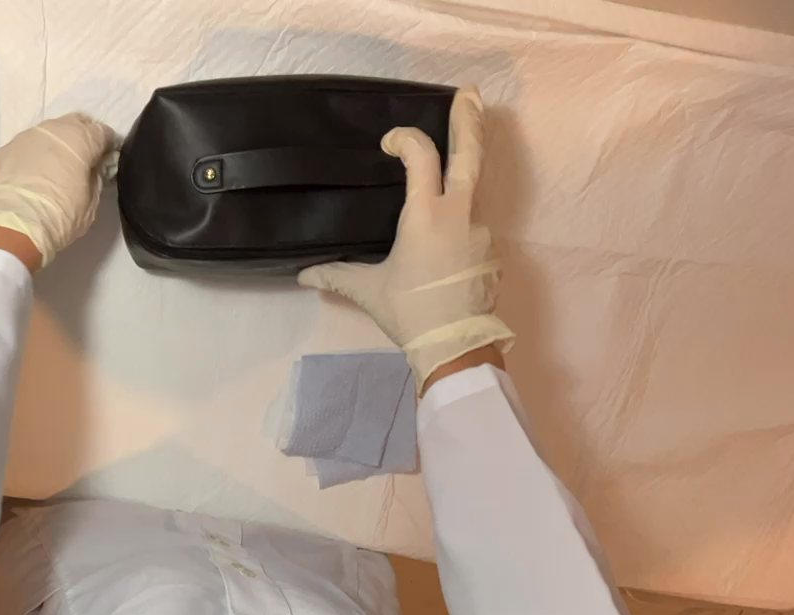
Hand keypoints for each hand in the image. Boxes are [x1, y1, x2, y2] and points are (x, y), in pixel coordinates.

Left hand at [0, 113, 117, 269]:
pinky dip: (30, 160)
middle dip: (82, 137)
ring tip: (53, 170)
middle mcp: (53, 129)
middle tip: (82, 159)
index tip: (107, 158)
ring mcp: (25, 137)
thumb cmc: (60, 216)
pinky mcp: (3, 151)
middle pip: (74, 124)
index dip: (108, 145)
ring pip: (46, 135)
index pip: (102, 132)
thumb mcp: (90, 205)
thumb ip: (94, 181)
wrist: (15, 226)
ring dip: (53, 148)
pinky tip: (30, 180)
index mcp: (80, 139)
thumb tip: (91, 172)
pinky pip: (24, 151)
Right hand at [297, 87, 513, 391]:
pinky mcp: (490, 247)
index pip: (421, 158)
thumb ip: (337, 276)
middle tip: (468, 94)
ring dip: (470, 163)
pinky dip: (465, 211)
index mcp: (426, 215)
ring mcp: (480, 228)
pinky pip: (476, 219)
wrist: (454, 341)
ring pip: (477, 184)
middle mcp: (459, 211)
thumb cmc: (409, 311)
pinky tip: (451, 227)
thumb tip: (304, 274)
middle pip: (469, 153)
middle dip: (468, 119)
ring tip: (464, 148)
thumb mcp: (368, 291)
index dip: (406, 140)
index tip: (391, 142)